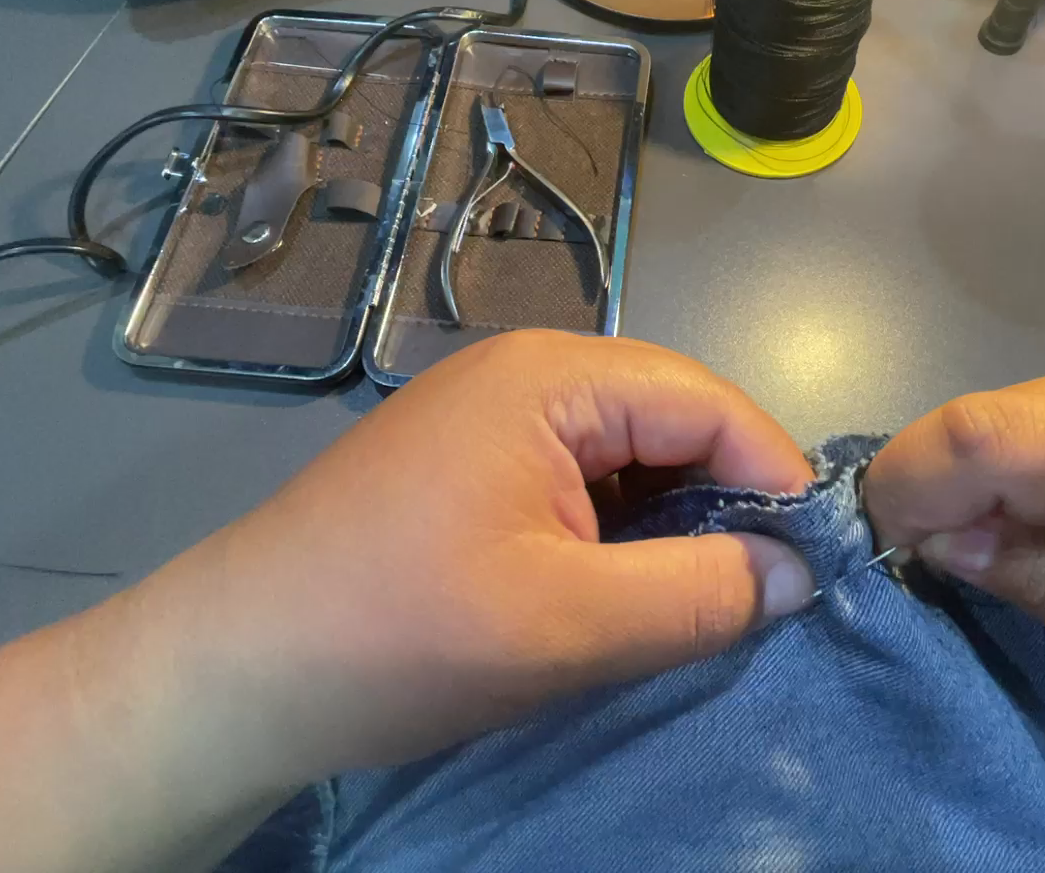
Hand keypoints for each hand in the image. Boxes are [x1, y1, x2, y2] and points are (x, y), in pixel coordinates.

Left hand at [125, 331, 816, 786]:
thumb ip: (699, 593)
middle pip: (669, 415)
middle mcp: (531, 372)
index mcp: (553, 377)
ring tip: (704, 586)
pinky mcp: (481, 459)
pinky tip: (630, 578)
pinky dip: (625, 524)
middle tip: (765, 579)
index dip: (769, 470)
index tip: (810, 555)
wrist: (233, 672)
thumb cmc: (397, 633)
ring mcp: (500, 413)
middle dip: (724, 493)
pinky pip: (587, 474)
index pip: (703, 399)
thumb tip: (798, 572)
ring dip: (675, 514)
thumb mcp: (567, 624)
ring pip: (631, 448)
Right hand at [864, 360, 1044, 775]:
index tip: (907, 564)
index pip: (989, 432)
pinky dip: (994, 476)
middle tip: (953, 576)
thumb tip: (938, 537)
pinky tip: (1037, 526)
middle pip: (973, 417)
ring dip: (959, 487)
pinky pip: (1019, 424)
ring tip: (1004, 560)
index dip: (915, 488)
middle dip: (928, 494)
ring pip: (986, 416)